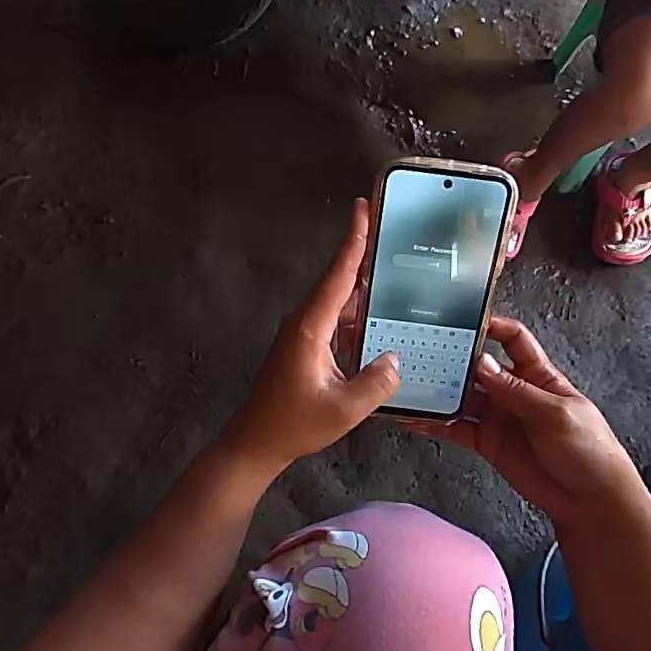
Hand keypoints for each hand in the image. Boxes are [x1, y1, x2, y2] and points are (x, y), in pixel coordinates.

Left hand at [219, 198, 399, 471]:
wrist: (255, 443)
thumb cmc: (292, 425)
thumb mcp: (344, 409)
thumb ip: (376, 383)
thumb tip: (395, 359)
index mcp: (310, 328)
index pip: (337, 276)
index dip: (352, 240)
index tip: (363, 208)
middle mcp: (304, 322)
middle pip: (337, 280)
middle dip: (362, 252)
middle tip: (387, 227)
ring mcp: (302, 333)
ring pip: (338, 301)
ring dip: (362, 285)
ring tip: (393, 270)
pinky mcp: (304, 345)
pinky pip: (335, 319)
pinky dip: (357, 313)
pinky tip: (377, 318)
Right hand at [415, 317, 646, 532]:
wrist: (589, 499)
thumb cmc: (587, 449)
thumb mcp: (556, 414)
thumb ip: (517, 390)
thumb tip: (483, 363)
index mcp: (537, 374)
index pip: (513, 339)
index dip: (492, 325)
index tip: (465, 319)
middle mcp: (513, 391)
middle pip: (479, 366)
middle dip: (455, 358)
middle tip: (426, 351)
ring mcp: (498, 416)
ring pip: (462, 396)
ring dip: (439, 391)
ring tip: (411, 384)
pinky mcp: (487, 441)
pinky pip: (457, 427)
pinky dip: (436, 423)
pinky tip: (416, 419)